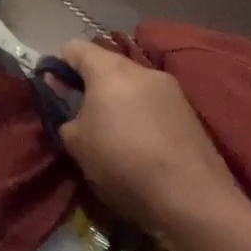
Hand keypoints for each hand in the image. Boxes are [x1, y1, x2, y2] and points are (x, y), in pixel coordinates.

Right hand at [56, 41, 250, 250]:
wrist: (195, 203)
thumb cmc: (123, 162)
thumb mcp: (75, 141)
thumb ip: (63, 110)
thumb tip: (65, 98)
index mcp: (109, 68)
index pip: (73, 47)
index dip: (58, 66)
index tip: (55, 91)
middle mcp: (143, 70)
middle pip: (106, 65)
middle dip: (91, 84)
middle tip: (83, 114)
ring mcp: (173, 91)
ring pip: (133, 85)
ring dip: (119, 100)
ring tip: (114, 132)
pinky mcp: (193, 116)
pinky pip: (154, 104)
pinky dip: (142, 115)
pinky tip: (141, 144)